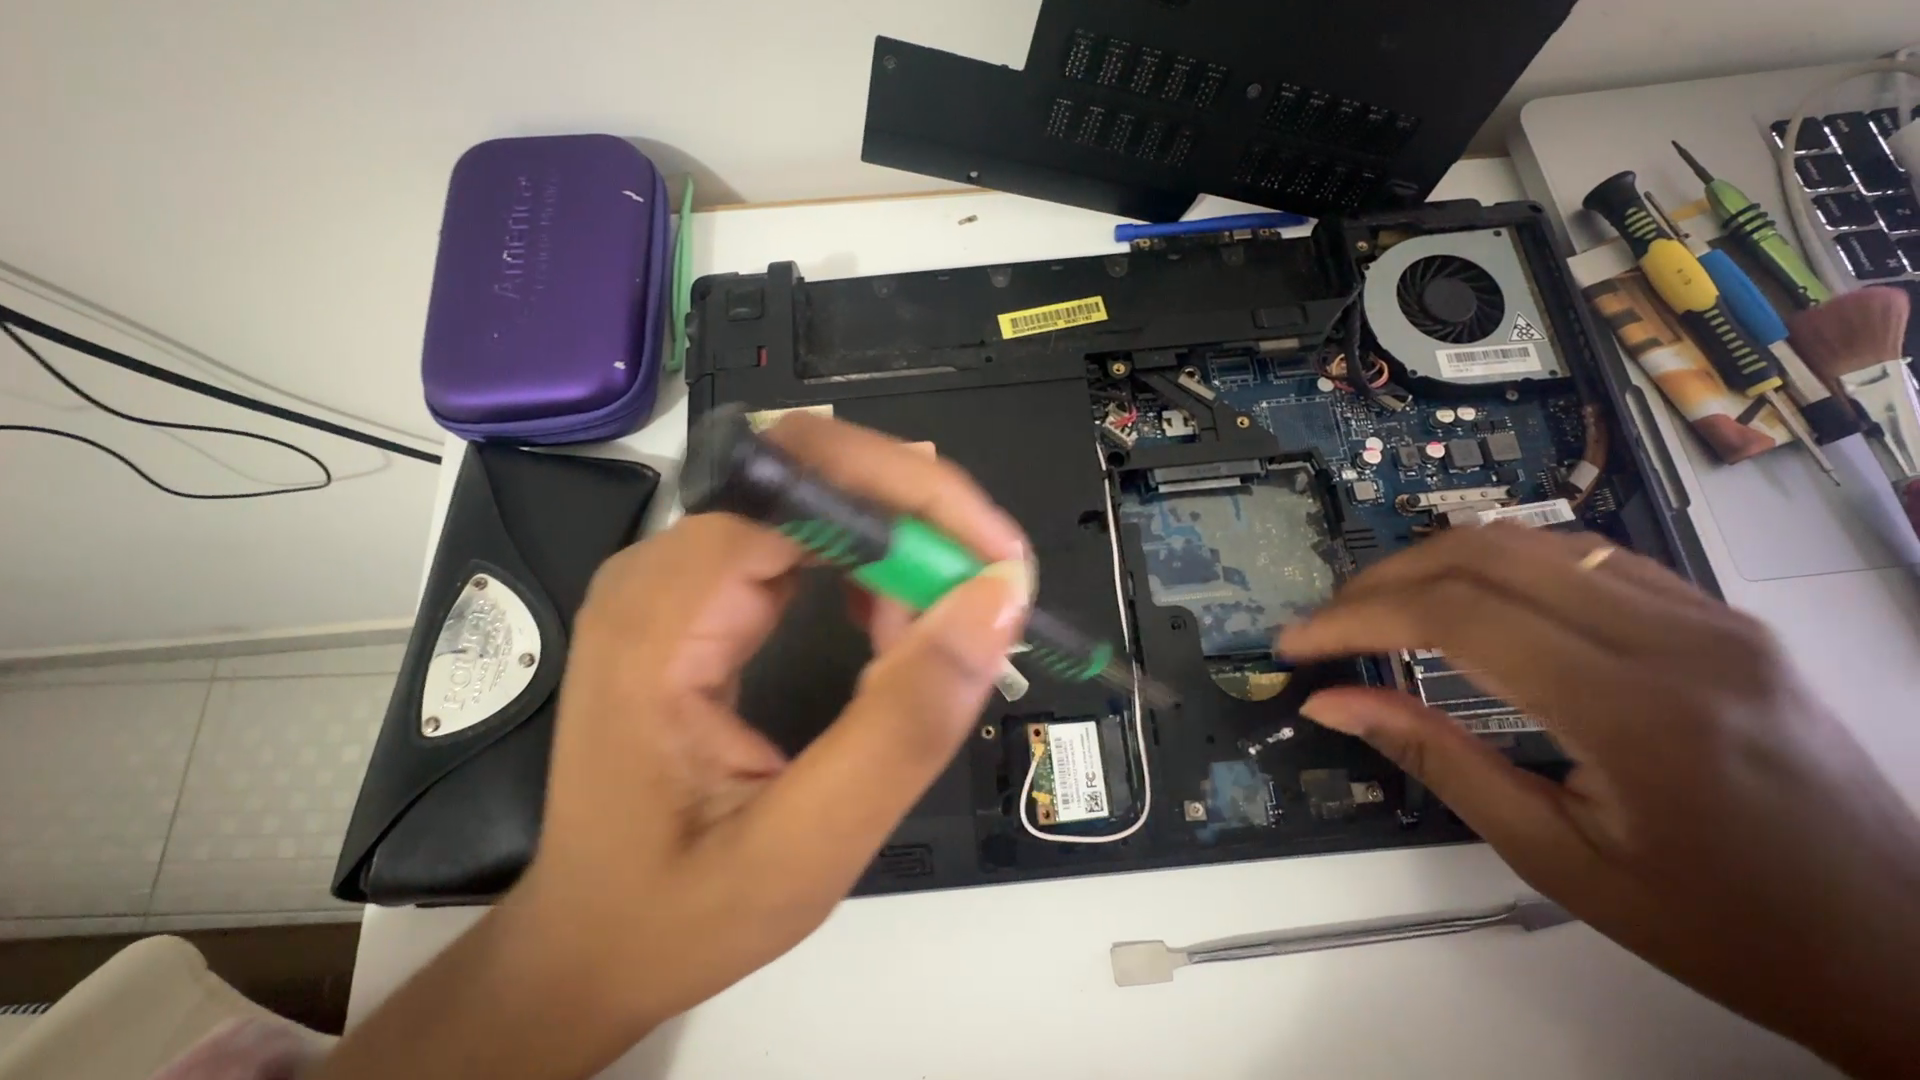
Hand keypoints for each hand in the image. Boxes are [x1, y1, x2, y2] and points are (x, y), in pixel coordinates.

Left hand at [318, 415, 1030, 1079]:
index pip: (800, 485)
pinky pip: (796, 538)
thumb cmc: (679, 914)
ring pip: (810, 499)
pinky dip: (865, 563)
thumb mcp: (807, 847)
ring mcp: (672, 579)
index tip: (998, 565)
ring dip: (896, 542)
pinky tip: (890, 621)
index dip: (914, 501)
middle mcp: (658, 570)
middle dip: (916, 516)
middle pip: (806, 472)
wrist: (588, 947)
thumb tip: (995, 601)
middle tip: (986, 592)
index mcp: (662, 617)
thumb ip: (902, 726)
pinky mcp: (694, 599)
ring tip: (938, 623)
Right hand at [1277, 525, 1919, 1078]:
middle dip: (1385, 579)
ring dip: (1437, 563)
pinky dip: (1502, 567)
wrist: (1904, 948)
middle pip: (1489, 554)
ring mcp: (1712, 615)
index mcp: (1639, 713)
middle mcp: (1681, 638)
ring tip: (1381, 610)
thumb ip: (1437, 760)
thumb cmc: (1720, 926)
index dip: (1359, 618)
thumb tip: (1331, 702)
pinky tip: (1469, 605)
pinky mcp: (1723, 615)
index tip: (1297, 642)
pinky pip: (1586, 558)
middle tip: (1329, 623)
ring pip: (1535, 541)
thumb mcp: (1556, 858)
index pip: (1460, 617)